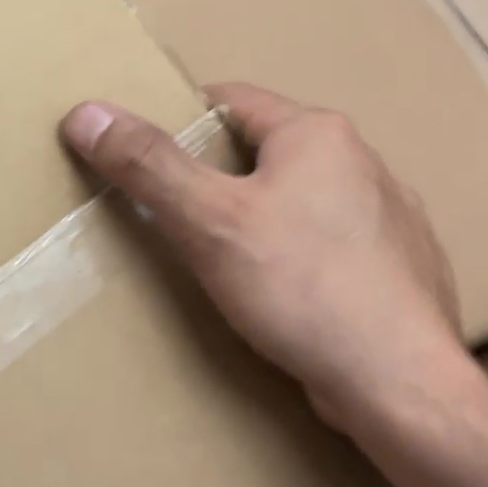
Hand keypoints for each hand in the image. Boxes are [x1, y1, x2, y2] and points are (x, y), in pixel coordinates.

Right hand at [60, 82, 478, 428]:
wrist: (399, 386)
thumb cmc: (299, 286)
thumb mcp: (206, 219)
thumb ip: (146, 163)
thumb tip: (84, 112)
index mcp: (318, 135)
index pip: (228, 100)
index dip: (176, 120)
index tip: (140, 156)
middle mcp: (363, 161)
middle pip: (260, 148)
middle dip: (210, 172)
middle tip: (167, 208)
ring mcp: (392, 216)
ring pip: (296, 194)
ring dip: (253, 211)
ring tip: (215, 251)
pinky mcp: (403, 266)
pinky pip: (326, 237)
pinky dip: (291, 249)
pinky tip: (274, 288)